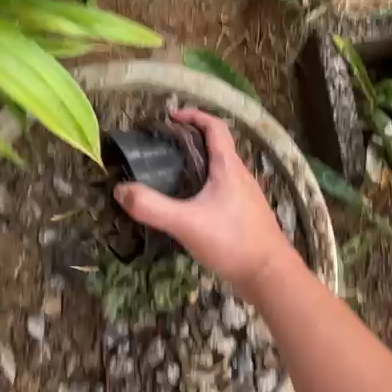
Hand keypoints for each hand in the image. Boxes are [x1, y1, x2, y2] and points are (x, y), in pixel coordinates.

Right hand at [113, 108, 298, 303]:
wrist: (270, 275)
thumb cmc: (233, 241)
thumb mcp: (187, 223)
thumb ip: (152, 207)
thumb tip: (120, 190)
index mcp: (228, 167)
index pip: (215, 127)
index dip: (194, 116)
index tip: (171, 117)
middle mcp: (239, 175)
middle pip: (216, 146)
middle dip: (190, 141)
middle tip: (162, 147)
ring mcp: (244, 196)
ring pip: (219, 169)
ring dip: (197, 164)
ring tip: (170, 175)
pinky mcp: (245, 215)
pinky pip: (221, 189)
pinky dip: (203, 186)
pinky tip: (188, 206)